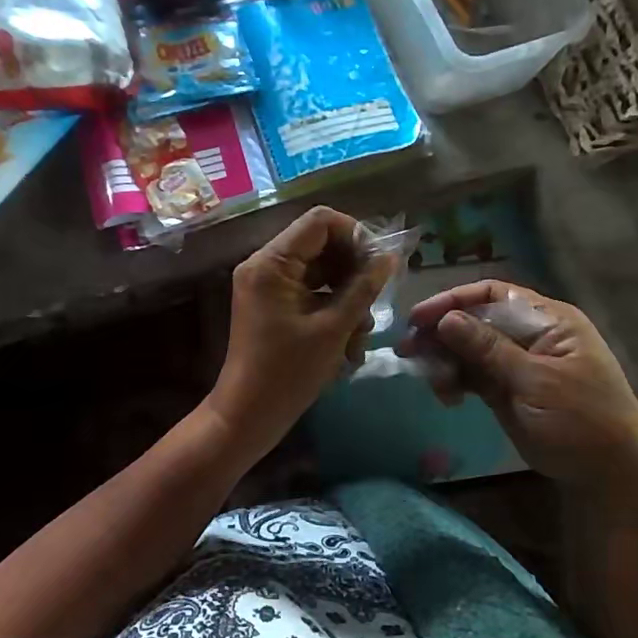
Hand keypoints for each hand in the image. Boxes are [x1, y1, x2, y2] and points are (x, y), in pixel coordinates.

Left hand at [210, 206, 393, 448]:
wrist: (248, 415)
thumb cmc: (288, 373)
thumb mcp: (333, 329)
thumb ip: (363, 288)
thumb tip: (389, 258)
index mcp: (271, 263)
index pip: (321, 222)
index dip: (356, 236)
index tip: (380, 265)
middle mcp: (265, 265)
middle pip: (322, 246)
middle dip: (353, 273)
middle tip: (375, 304)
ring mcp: (268, 286)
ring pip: (321, 273)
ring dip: (348, 298)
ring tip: (361, 336)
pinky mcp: (273, 306)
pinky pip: (311, 294)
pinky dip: (333, 312)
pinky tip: (349, 346)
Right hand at [399, 281, 637, 487]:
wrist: (607, 474)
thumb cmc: (582, 419)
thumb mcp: (534, 380)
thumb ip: (488, 348)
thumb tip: (445, 319)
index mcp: (547, 320)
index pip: (492, 295)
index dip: (453, 301)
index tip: (419, 319)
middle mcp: (528, 334)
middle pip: (474, 321)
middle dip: (441, 334)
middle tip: (409, 352)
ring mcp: (515, 363)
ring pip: (467, 349)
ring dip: (444, 360)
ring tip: (433, 382)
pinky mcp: (505, 389)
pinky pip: (471, 375)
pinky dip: (454, 381)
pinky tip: (447, 397)